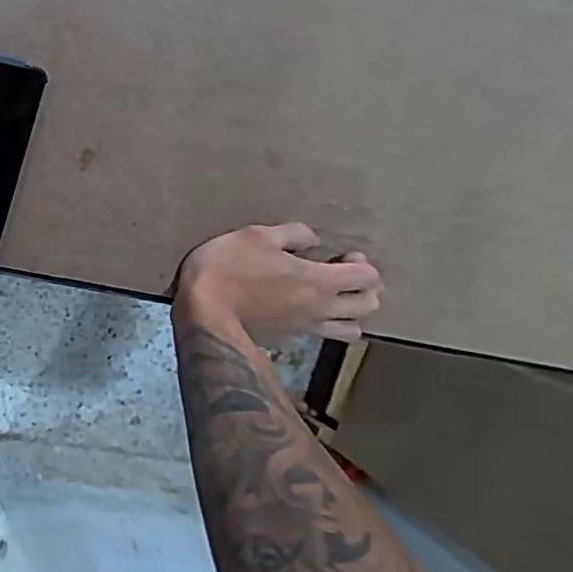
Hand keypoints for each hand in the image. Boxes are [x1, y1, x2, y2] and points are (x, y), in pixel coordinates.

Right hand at [174, 223, 382, 344]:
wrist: (204, 309)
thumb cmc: (228, 267)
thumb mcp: (254, 236)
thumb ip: (292, 234)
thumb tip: (312, 241)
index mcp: (320, 281)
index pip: (368, 277)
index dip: (361, 263)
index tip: (340, 255)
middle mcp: (322, 308)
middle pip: (368, 305)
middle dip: (364, 288)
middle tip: (341, 274)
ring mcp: (305, 326)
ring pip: (352, 329)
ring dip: (350, 313)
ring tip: (331, 299)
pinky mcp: (287, 337)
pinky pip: (321, 334)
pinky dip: (323, 323)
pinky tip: (302, 310)